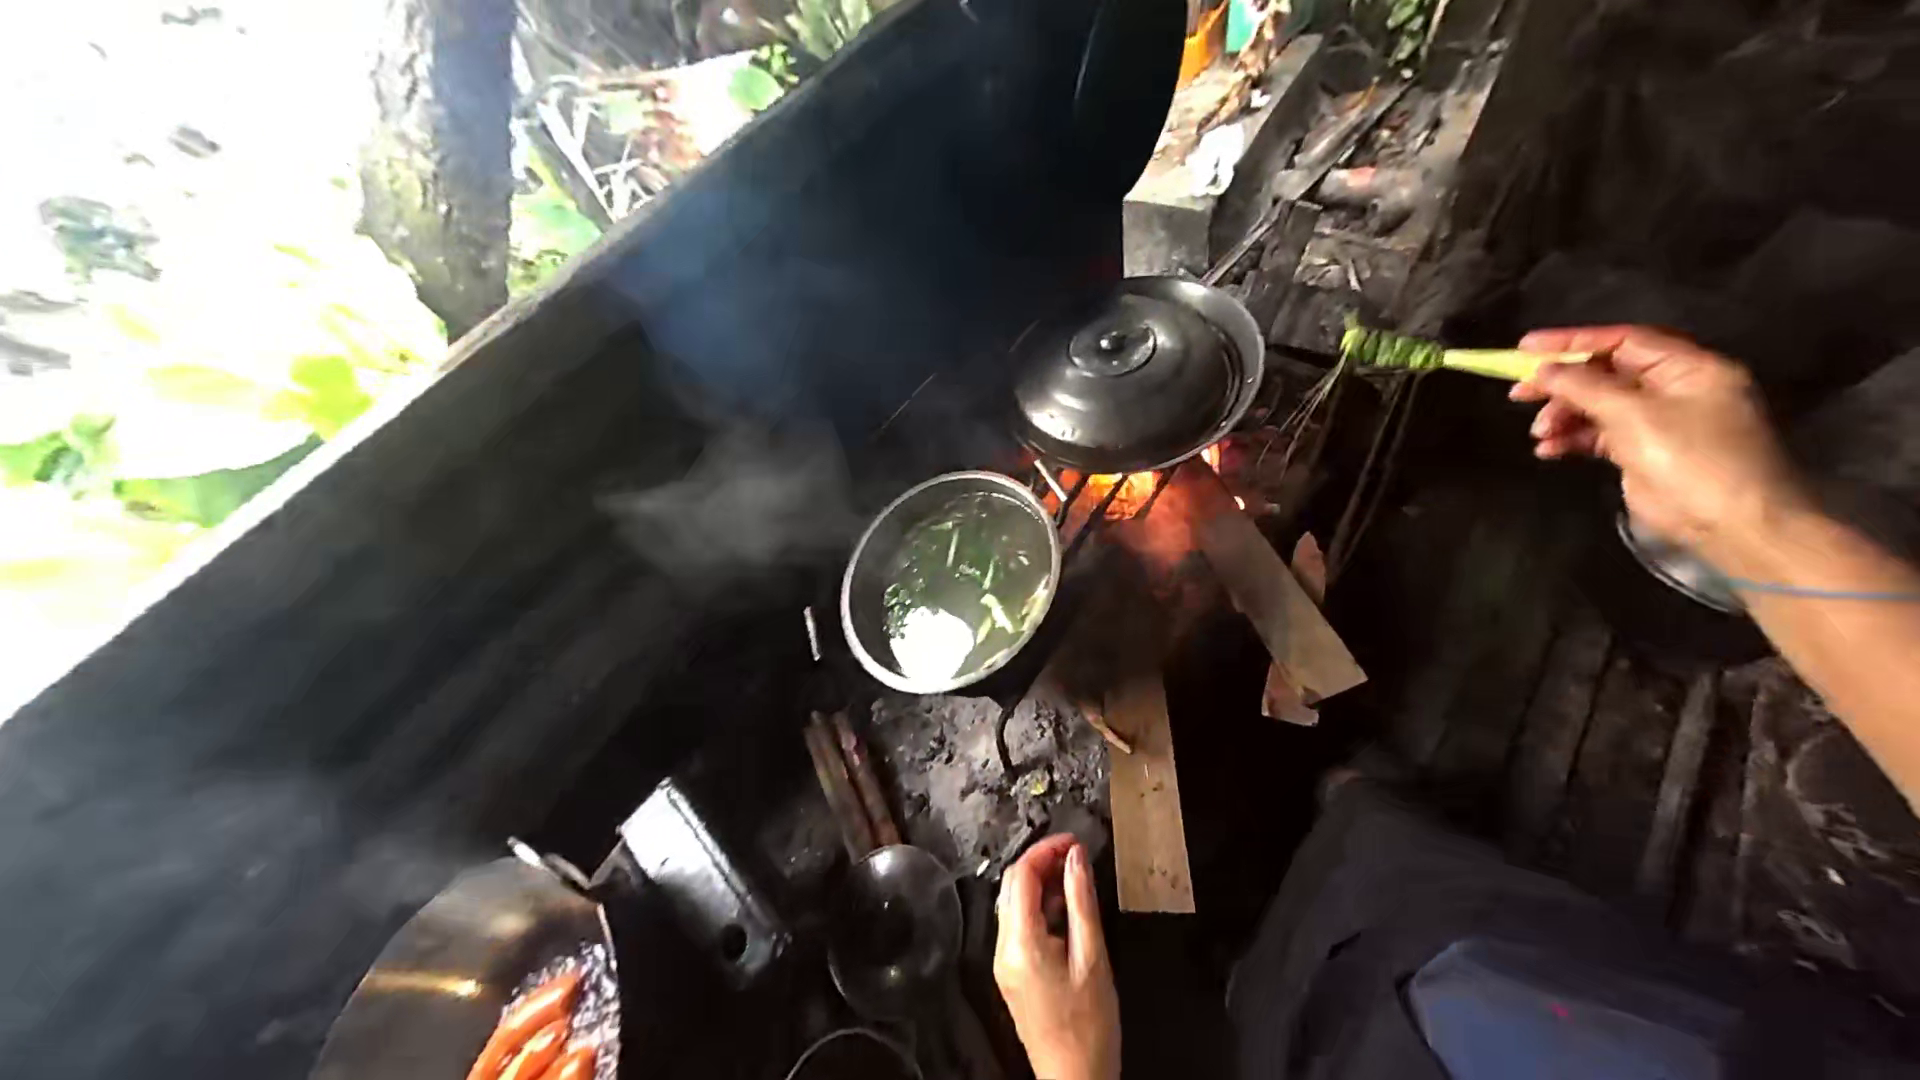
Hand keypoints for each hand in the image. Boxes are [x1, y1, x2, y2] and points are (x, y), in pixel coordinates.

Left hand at [993, 835, 1119, 1079]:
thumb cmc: (1090, 1025)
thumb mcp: (1092, 957)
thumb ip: (1081, 901)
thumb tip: (1076, 856)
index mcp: (1020, 942)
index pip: (1022, 875)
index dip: (1045, 850)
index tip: (1074, 841)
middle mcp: (1003, 947)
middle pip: (1014, 886)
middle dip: (1043, 863)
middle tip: (1076, 857)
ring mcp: (1004, 961)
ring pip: (1016, 903)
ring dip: (1042, 884)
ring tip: (1076, 880)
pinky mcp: (1012, 972)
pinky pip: (1020, 925)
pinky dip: (1041, 908)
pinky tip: (1067, 911)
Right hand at [1510, 325, 1809, 554]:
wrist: (1726, 519)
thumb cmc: (1689, 457)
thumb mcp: (1632, 414)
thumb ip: (1583, 387)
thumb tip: (1542, 369)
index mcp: (1689, 368)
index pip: (1624, 342)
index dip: (1573, 341)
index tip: (1524, 347)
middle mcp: (1674, 389)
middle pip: (1604, 374)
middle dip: (1560, 384)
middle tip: (1518, 394)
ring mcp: (1657, 421)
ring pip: (1595, 405)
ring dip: (1561, 416)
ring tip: (1539, 434)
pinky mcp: (1640, 449)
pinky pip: (1595, 434)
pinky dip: (1569, 439)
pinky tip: (1548, 450)